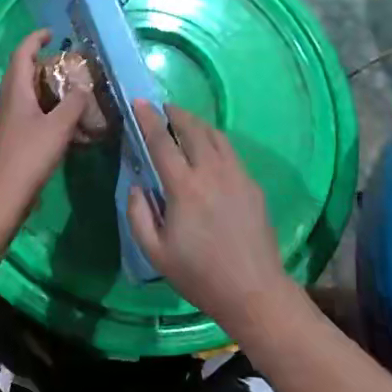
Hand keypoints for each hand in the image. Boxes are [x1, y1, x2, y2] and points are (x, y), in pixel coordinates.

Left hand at [0, 29, 92, 216]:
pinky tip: (66, 119)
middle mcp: (9, 101)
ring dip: (45, 85)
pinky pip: (32, 112)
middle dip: (42, 62)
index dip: (35, 40)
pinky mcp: (15, 137)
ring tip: (71, 87)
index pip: (21, 55)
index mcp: (16, 92)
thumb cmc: (29, 156)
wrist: (5, 194)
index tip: (52, 34)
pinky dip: (48, 107)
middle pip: (22, 72)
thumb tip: (85, 87)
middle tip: (67, 62)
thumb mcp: (59, 127)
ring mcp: (11, 120)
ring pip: (27, 93)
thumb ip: (74, 104)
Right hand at [125, 101, 293, 326]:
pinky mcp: (252, 185)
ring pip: (216, 136)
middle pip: (193, 129)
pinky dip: (215, 141)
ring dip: (198, 123)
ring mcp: (237, 175)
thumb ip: (138, 215)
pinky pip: (231, 152)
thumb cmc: (199, 275)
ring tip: (185, 122)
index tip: (140, 102)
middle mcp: (212, 172)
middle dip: (176, 114)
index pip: (162, 142)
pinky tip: (209, 149)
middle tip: (164, 107)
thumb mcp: (155, 252)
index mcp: (185, 187)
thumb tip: (138, 186)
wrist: (253, 289)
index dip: (148, 120)